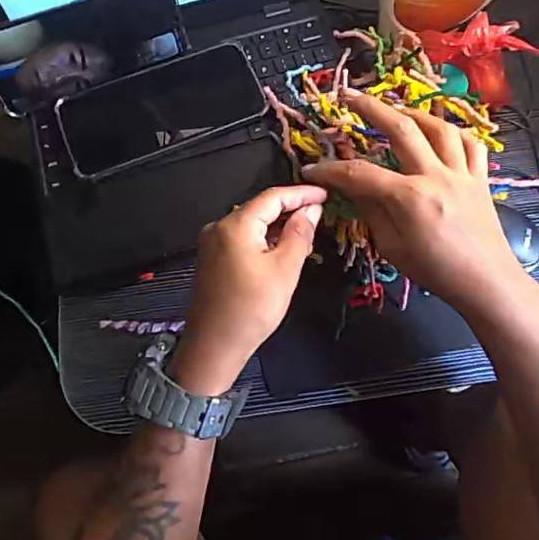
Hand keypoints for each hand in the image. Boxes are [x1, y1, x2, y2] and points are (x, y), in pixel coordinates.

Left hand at [172, 184, 326, 393]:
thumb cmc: (252, 308)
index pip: (272, 197)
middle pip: (260, 208)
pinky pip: (242, 238)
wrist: (214, 346)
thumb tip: (311, 209)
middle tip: (320, 214)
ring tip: (307, 232)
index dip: (301, 193)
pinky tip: (282, 248)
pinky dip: (264, 239)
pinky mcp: (212, 258)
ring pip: (252, 223)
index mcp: (235, 225)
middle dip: (290, 209)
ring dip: (278, 225)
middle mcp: (219, 227)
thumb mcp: (285, 269)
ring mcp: (212, 243)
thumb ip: (299, 234)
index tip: (325, 193)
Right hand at [304, 89, 533, 317]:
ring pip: (439, 127)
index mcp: (410, 198)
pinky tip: (439, 132)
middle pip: (401, 128)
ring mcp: (462, 174)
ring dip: (413, 113)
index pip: (359, 173)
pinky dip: (454, 132)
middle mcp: (436, 177)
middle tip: (348, 97)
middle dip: (370, 107)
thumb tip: (350, 184)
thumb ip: (370, 209)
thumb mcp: (391, 246)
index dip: (330, 170)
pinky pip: (471, 144)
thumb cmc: (435, 270)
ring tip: (394, 111)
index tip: (312, 169)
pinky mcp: (480, 179)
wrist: (486, 283)